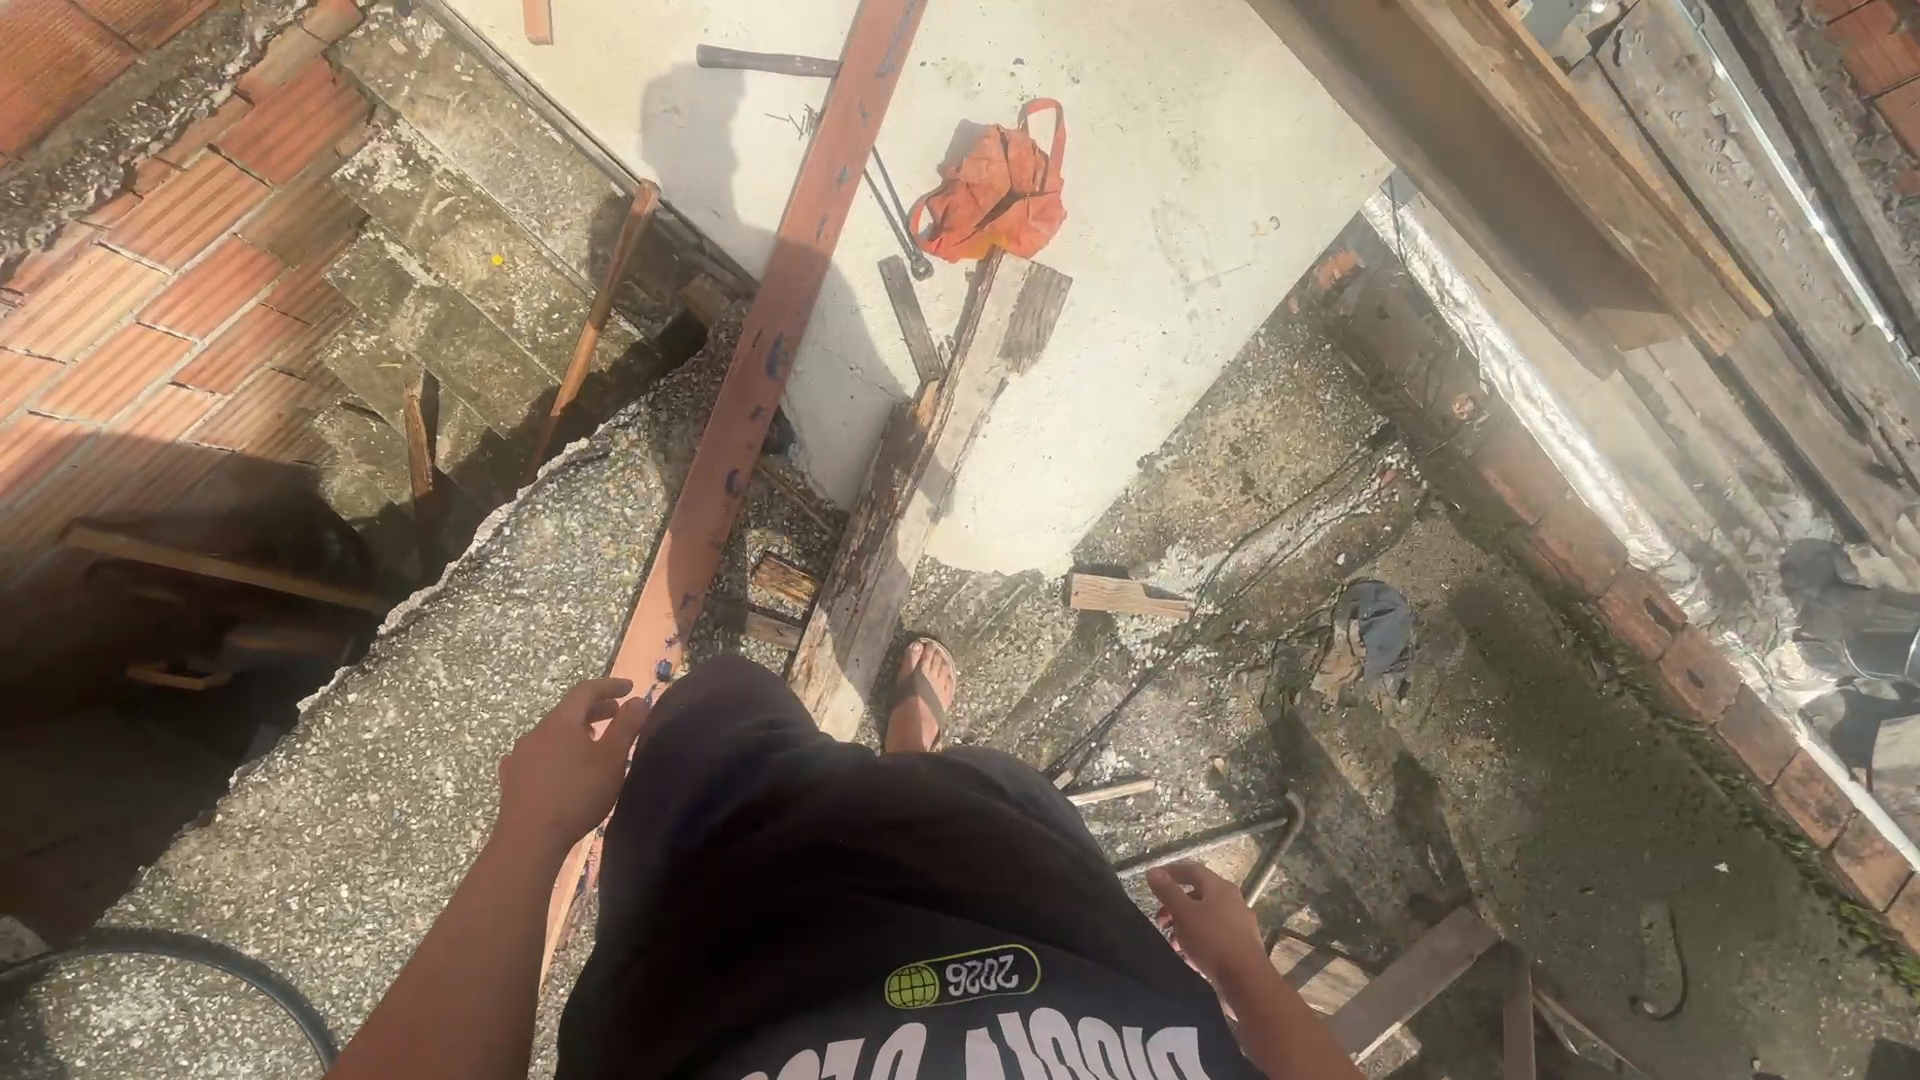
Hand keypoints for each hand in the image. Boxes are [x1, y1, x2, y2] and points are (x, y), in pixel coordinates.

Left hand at [495, 677, 649, 858]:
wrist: (528, 840)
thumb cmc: (577, 794)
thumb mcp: (612, 759)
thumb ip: (626, 726)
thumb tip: (638, 700)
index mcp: (560, 722)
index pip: (585, 691)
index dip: (609, 686)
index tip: (630, 688)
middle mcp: (536, 733)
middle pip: (567, 711)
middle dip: (595, 709)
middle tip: (618, 714)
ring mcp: (519, 756)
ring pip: (553, 733)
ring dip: (576, 730)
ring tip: (595, 741)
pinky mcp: (511, 779)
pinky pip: (540, 753)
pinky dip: (558, 750)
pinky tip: (564, 768)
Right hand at [1148, 862, 1267, 985]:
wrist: (1248, 983)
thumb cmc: (1212, 940)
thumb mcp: (1183, 913)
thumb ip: (1167, 891)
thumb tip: (1153, 872)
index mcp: (1221, 889)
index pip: (1193, 870)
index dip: (1171, 872)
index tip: (1154, 879)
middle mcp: (1234, 903)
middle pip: (1198, 897)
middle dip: (1175, 908)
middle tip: (1160, 922)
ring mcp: (1240, 927)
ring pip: (1205, 920)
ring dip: (1185, 928)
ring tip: (1174, 945)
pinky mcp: (1242, 949)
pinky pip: (1215, 939)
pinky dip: (1199, 943)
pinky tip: (1191, 959)